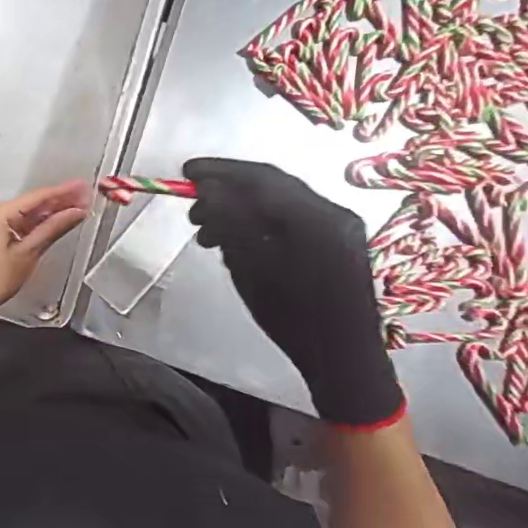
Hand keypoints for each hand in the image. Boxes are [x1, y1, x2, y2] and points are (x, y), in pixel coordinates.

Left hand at [0, 180, 89, 321]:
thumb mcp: (26, 255)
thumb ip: (51, 230)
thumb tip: (77, 211)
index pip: (37, 197)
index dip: (63, 192)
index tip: (85, 186)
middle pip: (31, 204)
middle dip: (59, 201)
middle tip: (87, 196)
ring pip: (24, 215)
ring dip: (49, 213)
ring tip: (77, 208)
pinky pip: (16, 225)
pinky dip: (34, 225)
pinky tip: (52, 223)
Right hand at [183, 158, 401, 426]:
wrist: (342, 356)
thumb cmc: (293, 316)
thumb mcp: (252, 268)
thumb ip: (230, 222)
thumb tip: (209, 188)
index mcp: (313, 216)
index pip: (260, 178)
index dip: (220, 171)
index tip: (186, 172)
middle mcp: (331, 212)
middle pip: (271, 187)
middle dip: (227, 192)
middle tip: (192, 211)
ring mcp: (338, 227)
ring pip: (279, 205)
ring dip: (240, 211)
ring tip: (207, 234)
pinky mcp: (336, 244)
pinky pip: (290, 222)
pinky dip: (259, 225)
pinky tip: (237, 244)